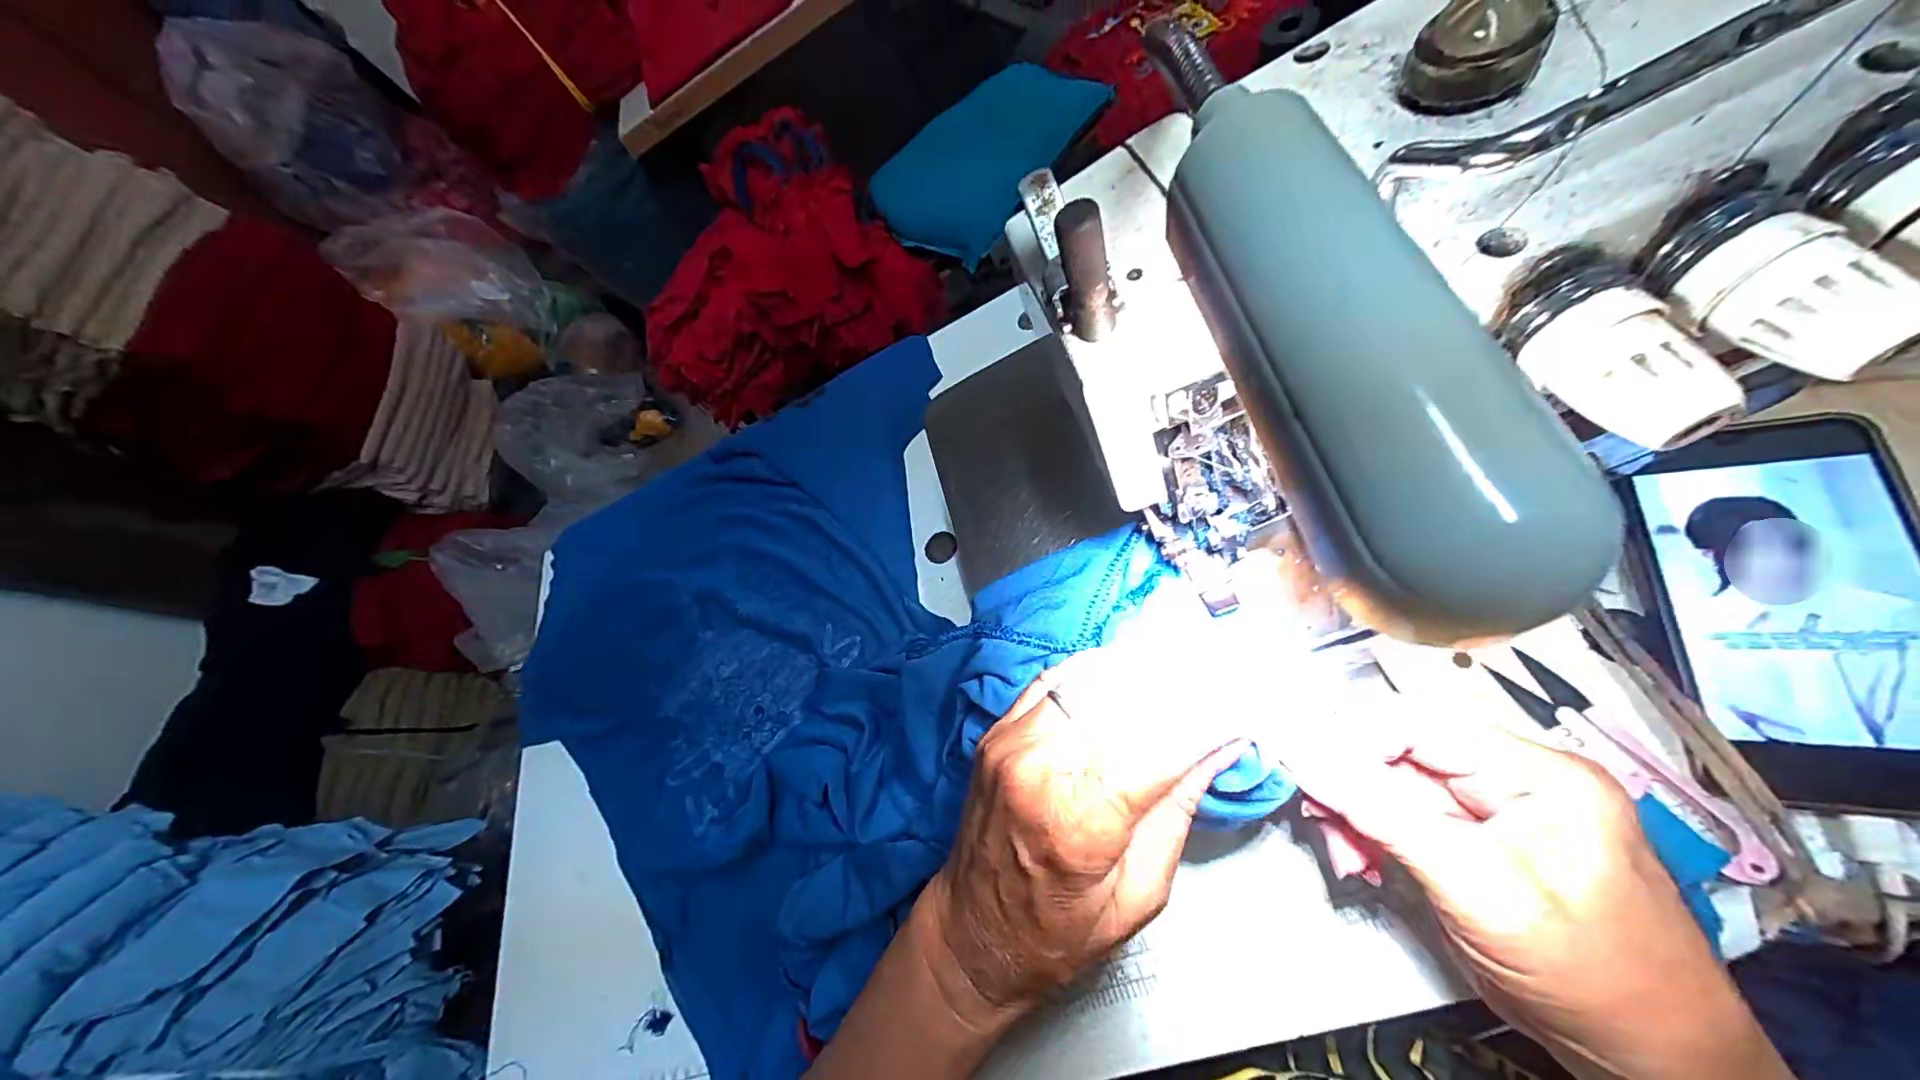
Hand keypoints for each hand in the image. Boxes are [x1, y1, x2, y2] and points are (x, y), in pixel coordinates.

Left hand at [926, 672, 1244, 1022]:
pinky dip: (1087, 676)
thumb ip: (1176, 813)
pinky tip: (1117, 677)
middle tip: (1211, 685)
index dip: (1204, 724)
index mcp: (1079, 822)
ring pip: (1084, 682)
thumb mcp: (1138, 894)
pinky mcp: (995, 734)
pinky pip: (1049, 684)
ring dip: (1132, 678)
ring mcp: (1011, 745)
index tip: (1235, 713)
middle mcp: (1040, 769)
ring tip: (1170, 680)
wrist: (974, 933)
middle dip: (1174, 693)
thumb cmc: (1057, 933)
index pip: (1159, 747)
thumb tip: (1217, 750)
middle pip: (1121, 702)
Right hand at [1279, 707, 1792, 1079]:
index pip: (1419, 722)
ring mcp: (1490, 808)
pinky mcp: (1469, 837)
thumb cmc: (1599, 983)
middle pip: (1398, 749)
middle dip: (1349, 784)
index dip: (1351, 736)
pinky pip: (1398, 814)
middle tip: (1320, 820)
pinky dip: (1369, 834)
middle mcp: (1513, 778)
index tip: (1300, 765)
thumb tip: (1306, 758)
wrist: (1657, 1063)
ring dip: (1353, 814)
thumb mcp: (1481, 892)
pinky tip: (1364, 862)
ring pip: (1388, 782)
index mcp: (1539, 774)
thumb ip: (1386, 816)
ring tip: (1348, 856)